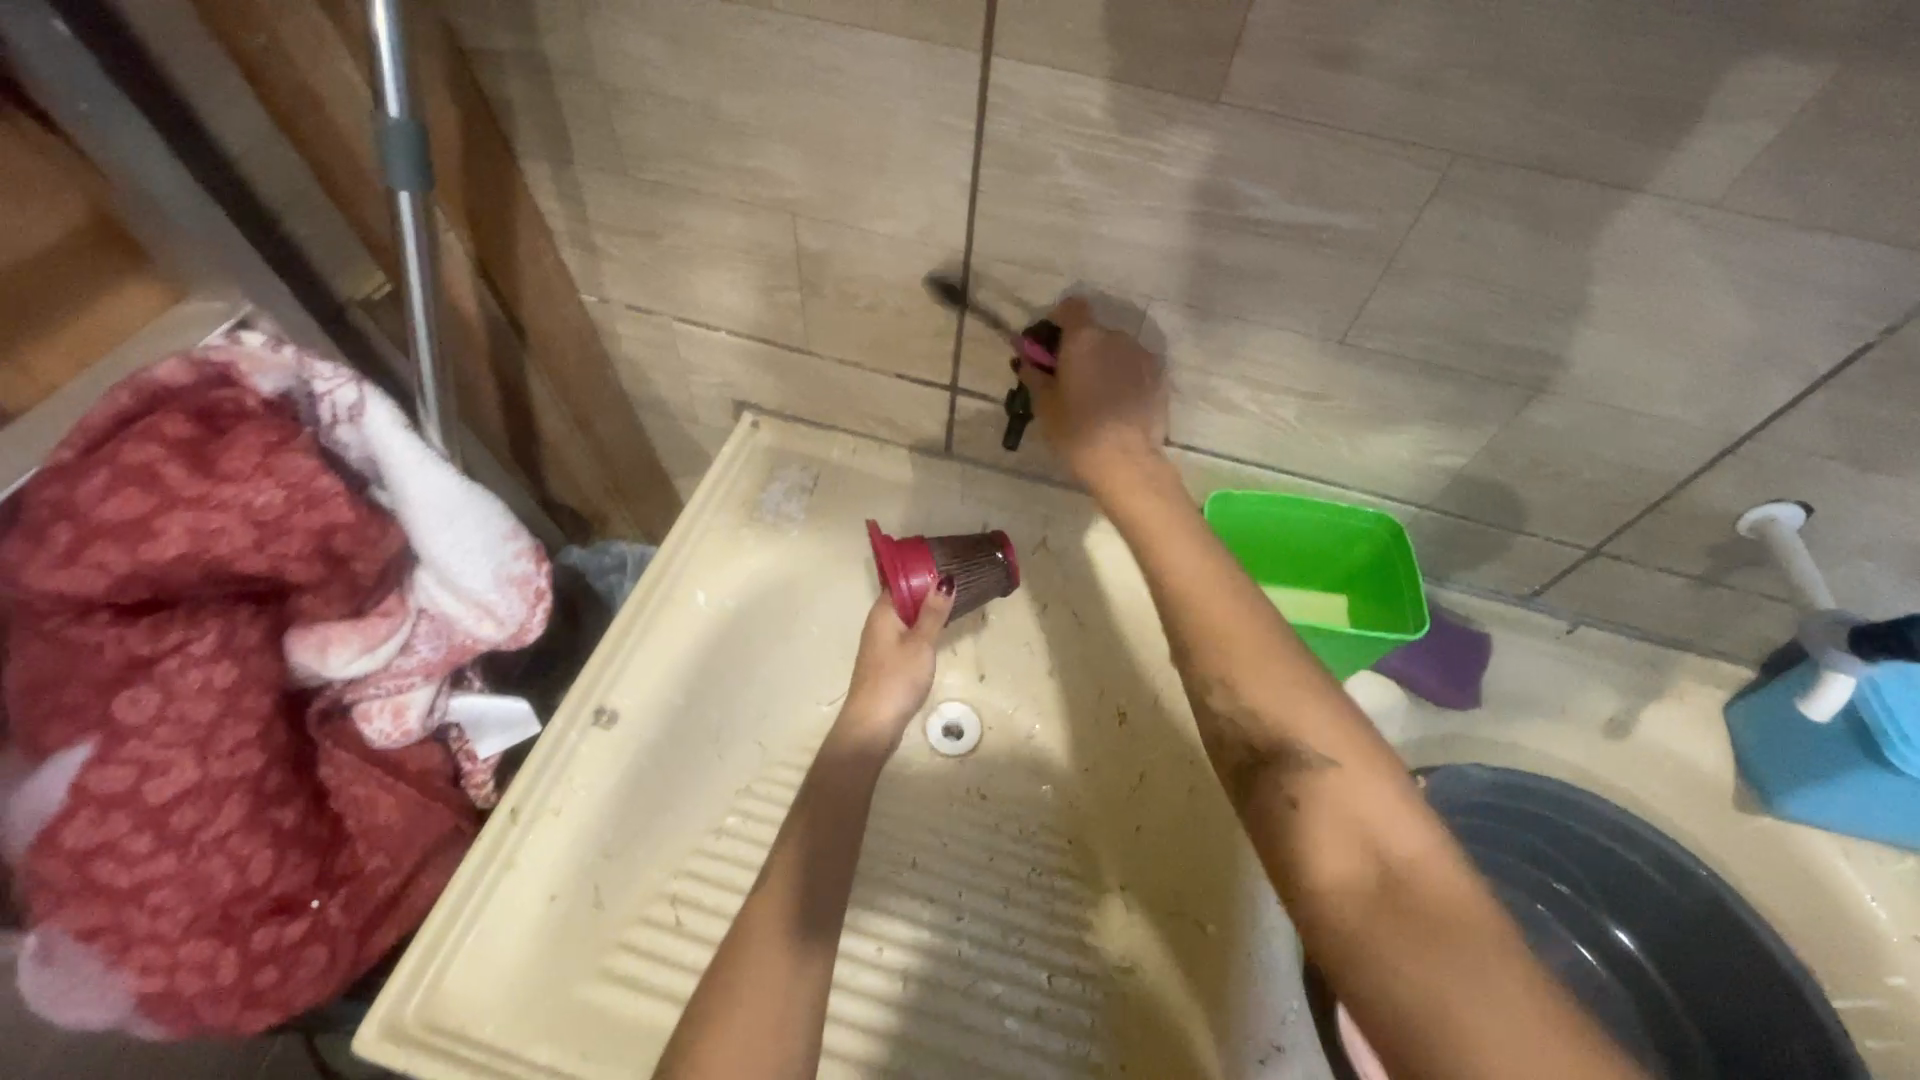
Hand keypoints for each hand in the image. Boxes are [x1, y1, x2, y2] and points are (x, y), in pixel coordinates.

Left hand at [835, 583, 955, 753]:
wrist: (872, 724)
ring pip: (906, 620)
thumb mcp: (920, 643)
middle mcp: (878, 624)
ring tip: (955, 603)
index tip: (948, 564)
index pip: (901, 581)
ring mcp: (881, 644)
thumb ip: (933, 613)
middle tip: (960, 581)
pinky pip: (906, 637)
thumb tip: (944, 579)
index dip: (922, 572)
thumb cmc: (897, 678)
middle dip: (928, 591)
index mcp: (883, 612)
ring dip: (926, 613)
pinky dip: (922, 631)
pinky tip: (938, 634)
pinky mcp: (887, 663)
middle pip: (904, 600)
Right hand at [1020, 297, 1169, 490]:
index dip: (1059, 319)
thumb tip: (1027, 359)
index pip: (1072, 306)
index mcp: (1084, 338)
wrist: (1126, 462)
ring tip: (1098, 398)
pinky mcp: (1161, 377)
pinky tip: (1119, 407)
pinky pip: (1137, 368)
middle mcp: (1117, 337)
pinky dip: (1126, 378)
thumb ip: (1034, 374)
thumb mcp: (1044, 405)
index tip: (1051, 344)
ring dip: (1106, 364)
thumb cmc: (1076, 432)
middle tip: (1071, 381)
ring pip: (1118, 351)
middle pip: (1095, 333)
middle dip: (1082, 350)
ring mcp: (1143, 356)